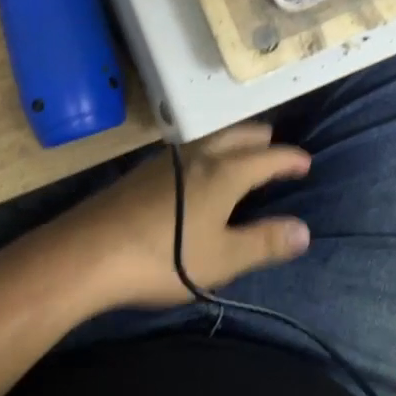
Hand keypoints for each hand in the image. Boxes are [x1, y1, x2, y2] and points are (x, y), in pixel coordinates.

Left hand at [40, 123, 311, 309]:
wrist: (90, 252)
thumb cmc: (164, 258)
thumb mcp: (222, 259)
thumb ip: (263, 243)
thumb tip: (303, 230)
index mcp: (223, 173)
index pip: (266, 158)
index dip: (289, 159)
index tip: (305, 162)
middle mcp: (198, 156)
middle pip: (237, 136)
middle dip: (261, 140)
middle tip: (276, 149)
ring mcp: (167, 160)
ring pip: (211, 138)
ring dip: (233, 140)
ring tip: (243, 151)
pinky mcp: (143, 171)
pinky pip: (190, 148)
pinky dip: (209, 149)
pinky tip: (199, 168)